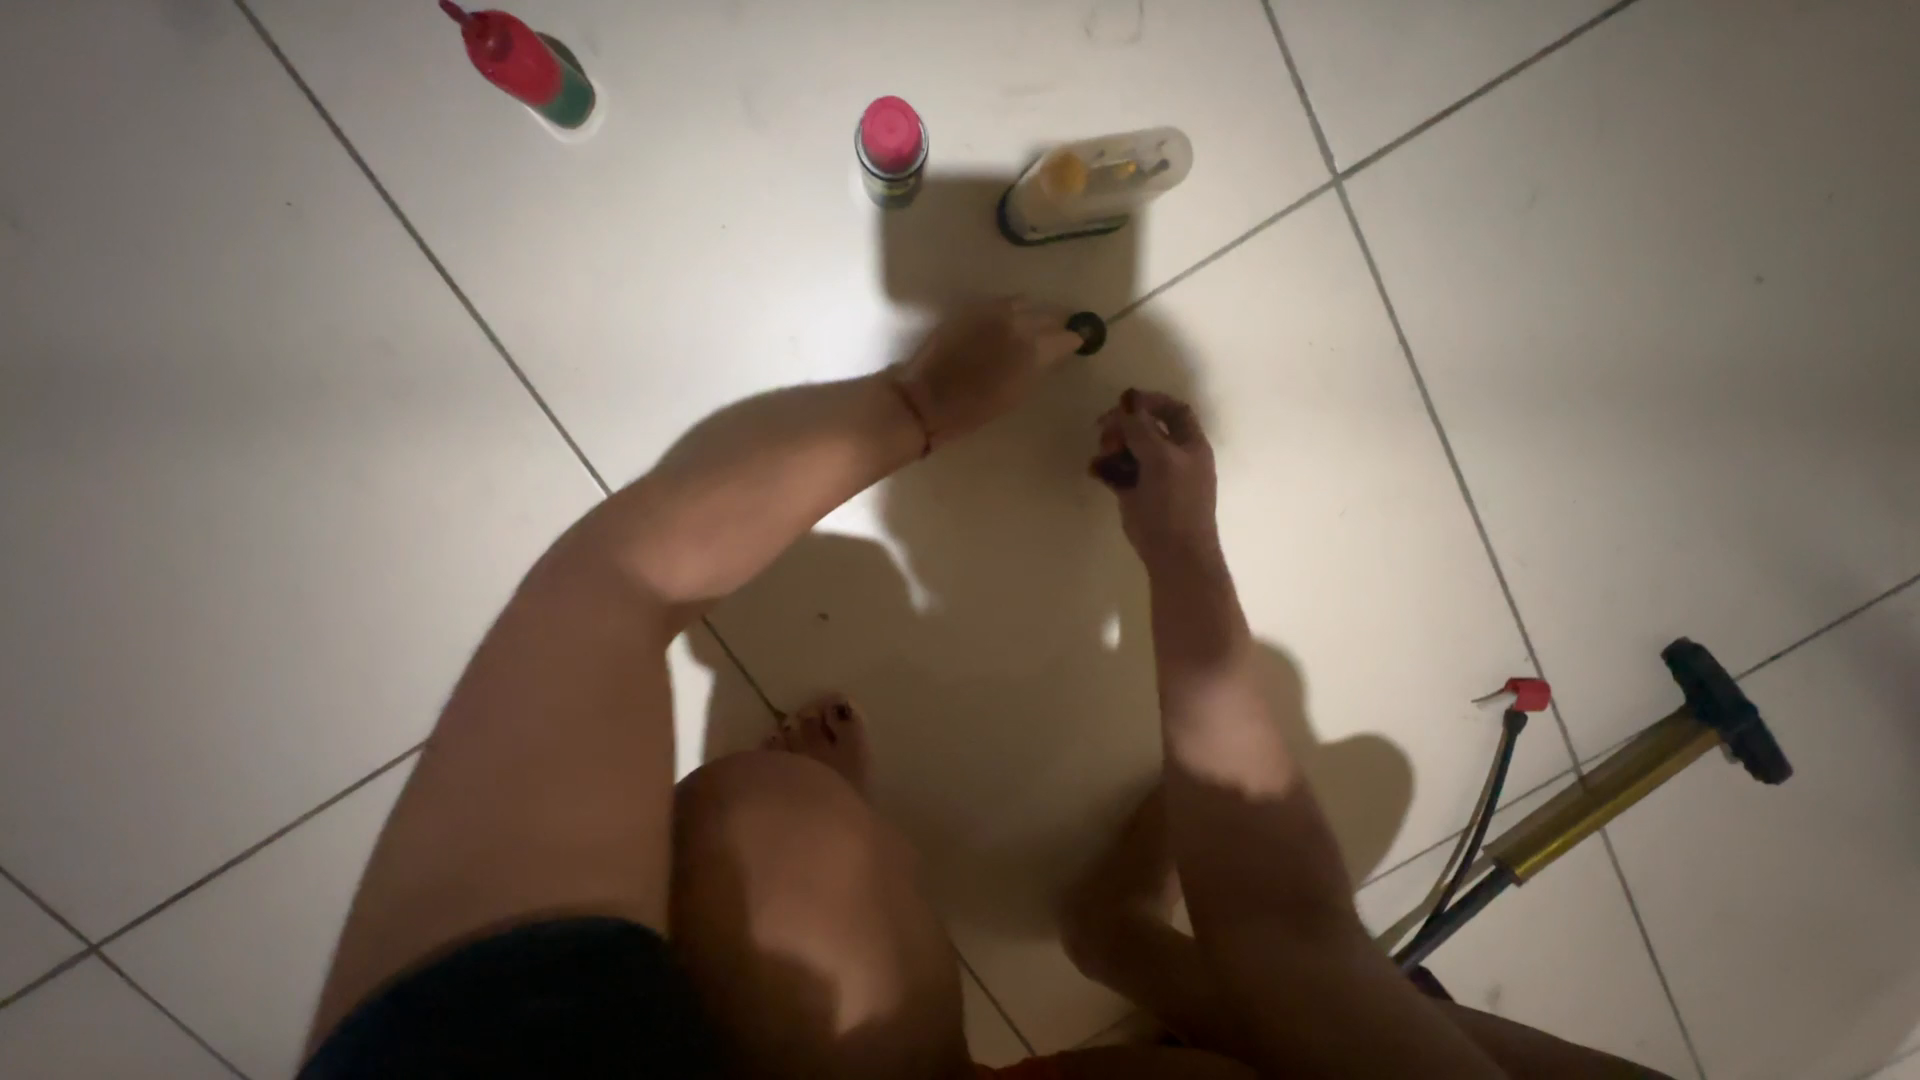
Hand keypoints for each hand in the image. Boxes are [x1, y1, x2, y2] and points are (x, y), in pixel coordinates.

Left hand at [888, 297, 1084, 450]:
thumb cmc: (973, 410)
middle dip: (1053, 325)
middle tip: (1054, 335)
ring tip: (1029, 327)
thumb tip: (1051, 354)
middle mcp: (1018, 323)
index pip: (1066, 336)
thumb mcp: (1016, 394)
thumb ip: (1037, 368)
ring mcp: (993, 311)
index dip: (1071, 341)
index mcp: (1034, 350)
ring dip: (1031, 314)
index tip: (1074, 345)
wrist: (926, 399)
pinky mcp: (971, 308)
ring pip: (1024, 304)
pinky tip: (1003, 324)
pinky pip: (1000, 303)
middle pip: (1048, 315)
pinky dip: (1008, 311)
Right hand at [1093, 388, 1220, 567]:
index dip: (1150, 402)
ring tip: (1101, 455)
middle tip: (1104, 432)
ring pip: (1129, 450)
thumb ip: (1142, 428)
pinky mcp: (1136, 495)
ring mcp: (1154, 477)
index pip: (1173, 410)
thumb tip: (1128, 401)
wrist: (1174, 553)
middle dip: (1124, 426)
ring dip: (1112, 447)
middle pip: (1146, 429)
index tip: (1124, 403)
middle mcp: (1173, 457)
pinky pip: (1118, 473)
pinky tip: (1095, 471)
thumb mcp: (1161, 458)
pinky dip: (1106, 469)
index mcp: (1190, 445)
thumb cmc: (1174, 503)